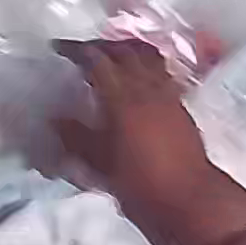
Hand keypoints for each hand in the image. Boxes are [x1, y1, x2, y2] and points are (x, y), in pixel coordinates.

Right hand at [52, 39, 245, 244]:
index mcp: (122, 99)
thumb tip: (56, 119)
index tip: (58, 48)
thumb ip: (76, 138)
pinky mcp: (180, 103)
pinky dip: (143, 62)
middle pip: (123, 50)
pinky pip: (160, 69)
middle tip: (81, 51)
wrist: (189, 199)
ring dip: (125, 48)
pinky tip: (134, 76)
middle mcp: (147, 88)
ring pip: (146, 54)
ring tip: (109, 55)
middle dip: (99, 45)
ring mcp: (167, 93)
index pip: (96, 60)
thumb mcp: (99, 163)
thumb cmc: (140, 183)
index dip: (76, 50)